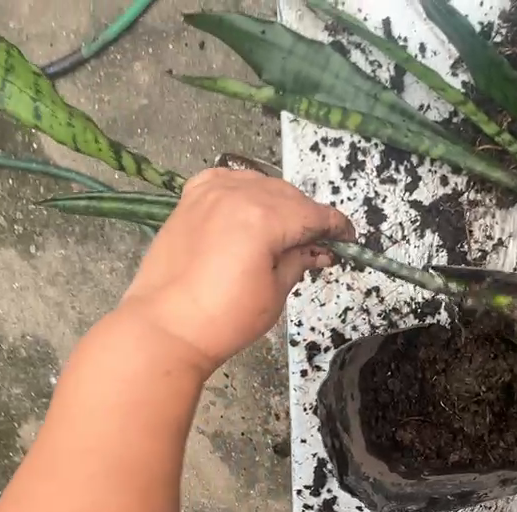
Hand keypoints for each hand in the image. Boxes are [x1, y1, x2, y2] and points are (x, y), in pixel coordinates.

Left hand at [112, 168, 353, 373]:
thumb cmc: (226, 319)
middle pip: (288, 196)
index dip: (335, 226)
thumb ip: (298, 261)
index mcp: (263, 218)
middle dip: (308, 217)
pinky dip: (247, 191)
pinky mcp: (190, 199)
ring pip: (260, 185)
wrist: (167, 326)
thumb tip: (317, 250)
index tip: (349, 238)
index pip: (313, 214)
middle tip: (319, 246)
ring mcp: (210, 193)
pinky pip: (228, 181)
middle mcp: (237, 194)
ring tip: (287, 233)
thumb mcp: (275, 293)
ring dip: (280, 204)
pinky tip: (252, 210)